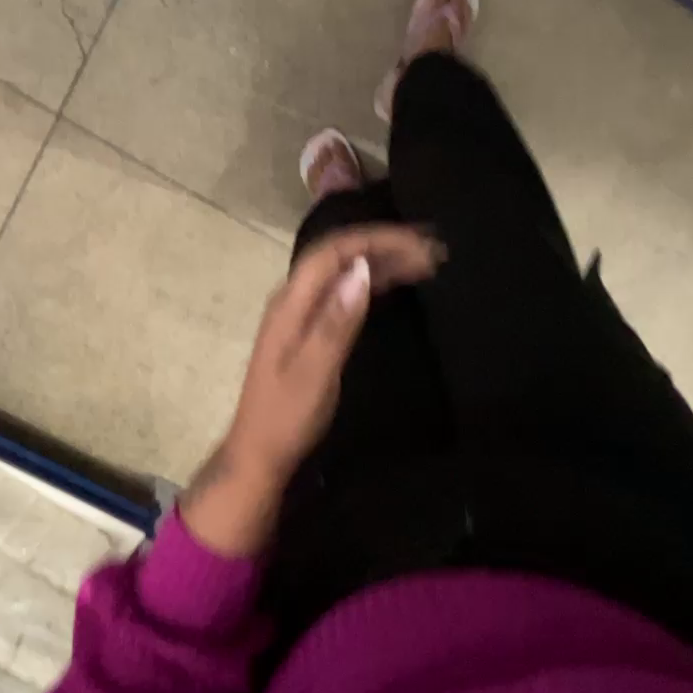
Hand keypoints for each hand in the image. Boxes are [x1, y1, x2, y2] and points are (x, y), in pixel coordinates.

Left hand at [179, 224, 442, 555]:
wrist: (259, 452)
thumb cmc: (287, 417)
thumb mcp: (315, 372)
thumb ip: (337, 320)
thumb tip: (362, 269)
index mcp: (291, 303)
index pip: (333, 251)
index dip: (376, 239)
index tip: (419, 243)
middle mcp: (293, 300)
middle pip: (339, 256)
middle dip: (384, 245)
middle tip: (433, 251)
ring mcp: (299, 315)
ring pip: (342, 273)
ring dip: (381, 262)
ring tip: (424, 263)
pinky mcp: (308, 331)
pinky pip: (341, 292)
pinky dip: (370, 284)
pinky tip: (394, 286)